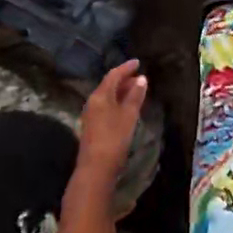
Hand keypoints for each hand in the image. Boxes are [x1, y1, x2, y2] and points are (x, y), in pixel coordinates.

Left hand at [71, 59, 147, 204]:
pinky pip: (106, 107)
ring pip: (108, 97)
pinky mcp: (93, 127)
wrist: (95, 169)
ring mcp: (91, 115)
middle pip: (109, 85)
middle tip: (139, 77)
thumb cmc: (114, 139)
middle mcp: (93, 102)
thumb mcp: (128, 116)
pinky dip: (117, 102)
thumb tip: (141, 79)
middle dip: (124, 80)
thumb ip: (135, 96)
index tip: (138, 62)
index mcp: (100, 96)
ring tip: (136, 90)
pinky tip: (127, 108)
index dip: (126, 68)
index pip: (113, 75)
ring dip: (121, 92)